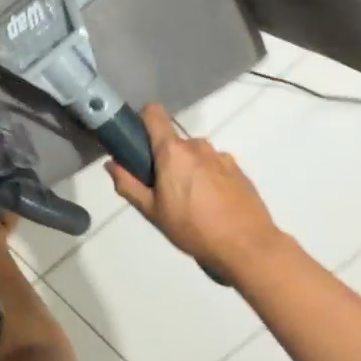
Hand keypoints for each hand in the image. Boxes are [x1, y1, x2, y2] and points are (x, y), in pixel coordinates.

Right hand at [106, 104, 285, 278]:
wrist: (248, 247)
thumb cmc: (193, 228)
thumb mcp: (152, 212)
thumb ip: (128, 185)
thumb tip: (112, 164)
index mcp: (173, 151)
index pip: (153, 113)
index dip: (142, 120)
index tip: (137, 142)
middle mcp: (198, 146)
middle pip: (173, 142)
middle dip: (165, 159)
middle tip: (163, 189)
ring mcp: (221, 157)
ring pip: (195, 156)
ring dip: (188, 170)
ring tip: (191, 203)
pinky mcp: (239, 170)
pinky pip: (214, 166)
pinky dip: (208, 179)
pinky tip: (213, 206)